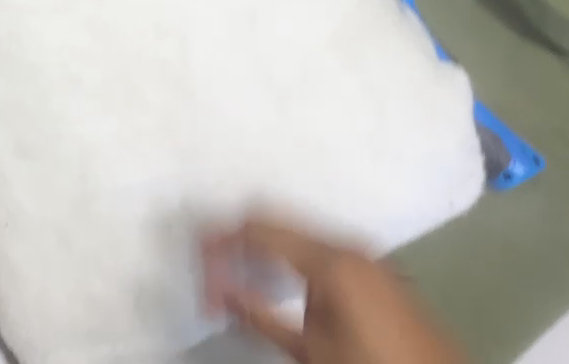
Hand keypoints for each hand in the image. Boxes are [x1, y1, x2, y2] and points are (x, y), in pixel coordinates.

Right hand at [202, 217, 463, 363]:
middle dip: (235, 237)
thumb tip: (214, 287)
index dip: (219, 239)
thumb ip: (258, 313)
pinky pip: (315, 244)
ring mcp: (363, 253)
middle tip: (209, 263)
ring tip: (236, 273)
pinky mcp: (373, 268)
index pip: (255, 226)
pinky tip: (276, 278)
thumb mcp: (310, 351)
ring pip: (293, 229)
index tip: (196, 258)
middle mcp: (345, 243)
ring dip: (260, 245)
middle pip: (272, 218)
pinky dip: (286, 254)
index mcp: (329, 256)